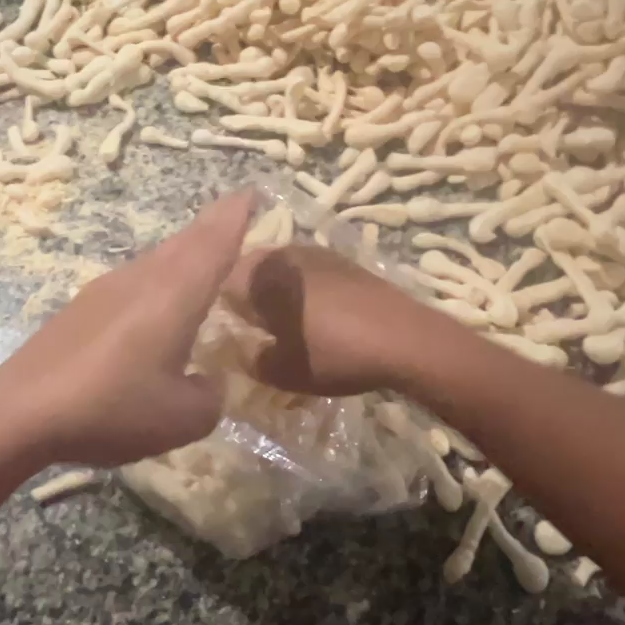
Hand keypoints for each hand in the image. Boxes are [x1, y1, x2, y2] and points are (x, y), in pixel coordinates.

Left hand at [0, 191, 256, 466]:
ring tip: (203, 260)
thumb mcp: (181, 419)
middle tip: (236, 214)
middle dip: (213, 225)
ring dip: (184, 252)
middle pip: (185, 242)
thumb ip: (210, 397)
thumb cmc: (110, 408)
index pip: (214, 242)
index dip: (236, 215)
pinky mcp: (81, 308)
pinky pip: (134, 280)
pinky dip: (158, 279)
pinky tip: (156, 306)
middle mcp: (141, 279)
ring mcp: (105, 289)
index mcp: (173, 294)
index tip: (253, 192)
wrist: (20, 412)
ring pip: (157, 259)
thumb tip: (209, 382)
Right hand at [221, 245, 432, 395]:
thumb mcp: (282, 372)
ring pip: (278, 270)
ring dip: (275, 291)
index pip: (218, 284)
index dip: (219, 309)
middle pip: (247, 271)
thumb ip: (251, 360)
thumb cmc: (335, 354)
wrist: (405, 339)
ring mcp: (315, 252)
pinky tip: (316, 316)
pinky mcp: (343, 260)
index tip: (228, 332)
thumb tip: (241, 351)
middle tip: (253, 330)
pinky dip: (302, 290)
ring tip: (285, 323)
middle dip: (246, 296)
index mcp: (259, 275)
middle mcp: (282, 253)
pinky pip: (306, 272)